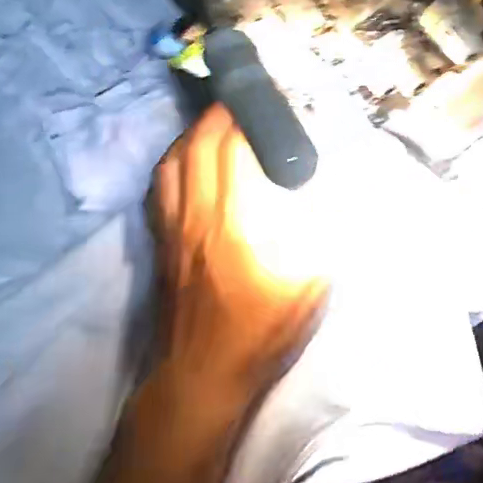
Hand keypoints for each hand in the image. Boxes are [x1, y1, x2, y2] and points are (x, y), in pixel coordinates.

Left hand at [148, 104, 328, 404]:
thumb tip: (324, 201)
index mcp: (232, 224)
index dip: (243, 119)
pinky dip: (173, 166)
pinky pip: (159, 191)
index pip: (229, 152)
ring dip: (190, 136)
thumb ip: (318, 239)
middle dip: (215, 115)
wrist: (198, 380)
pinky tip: (187, 168)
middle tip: (239, 101)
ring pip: (170, 166)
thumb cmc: (258, 334)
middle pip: (195, 148)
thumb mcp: (307, 288)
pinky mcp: (159, 249)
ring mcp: (170, 233)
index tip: (263, 102)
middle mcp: (194, 218)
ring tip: (213, 127)